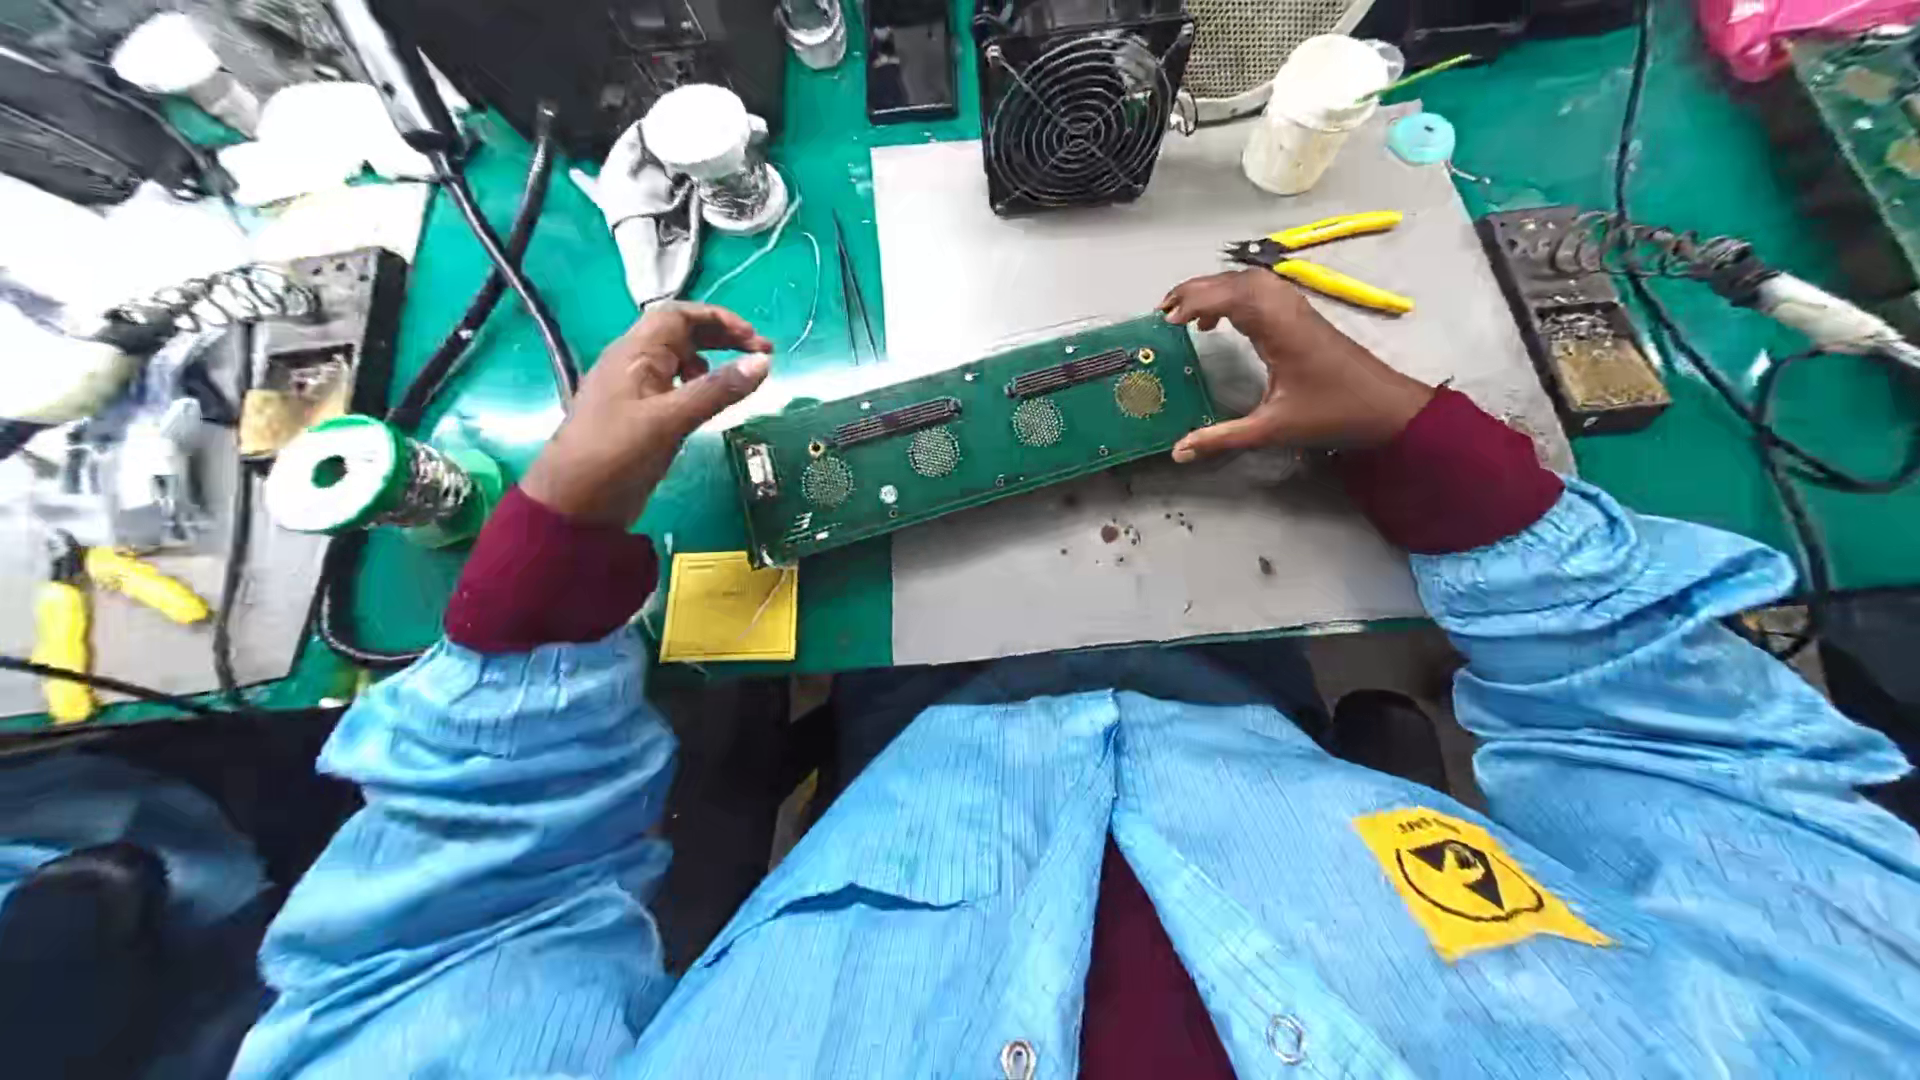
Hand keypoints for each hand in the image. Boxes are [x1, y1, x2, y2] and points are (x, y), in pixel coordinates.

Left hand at [521, 302, 772, 527]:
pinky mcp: (641, 414)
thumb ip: (718, 390)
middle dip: (722, 337)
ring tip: (737, 380)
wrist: (576, 501)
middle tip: (760, 356)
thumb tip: (763, 363)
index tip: (757, 342)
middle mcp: (635, 363)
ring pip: (679, 359)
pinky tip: (710, 403)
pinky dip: (700, 385)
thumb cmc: (618, 453)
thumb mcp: (671, 419)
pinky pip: (675, 385)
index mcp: (636, 353)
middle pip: (682, 333)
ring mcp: (636, 389)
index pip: (681, 315)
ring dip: (712, 360)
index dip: (722, 320)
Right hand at [1159, 269, 1433, 460]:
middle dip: (1197, 288)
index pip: (1233, 296)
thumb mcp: (1272, 430)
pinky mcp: (1301, 319)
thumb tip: (1178, 451)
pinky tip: (1219, 321)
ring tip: (1185, 313)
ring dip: (1215, 289)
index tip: (1166, 320)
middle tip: (1164, 310)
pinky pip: (1262, 293)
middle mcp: (1288, 311)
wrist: (1389, 408)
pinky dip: (1234, 297)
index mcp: (1281, 330)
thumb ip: (1222, 438)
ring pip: (1251, 282)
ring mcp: (1297, 311)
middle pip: (1238, 280)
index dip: (1196, 301)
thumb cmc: (1334, 414)